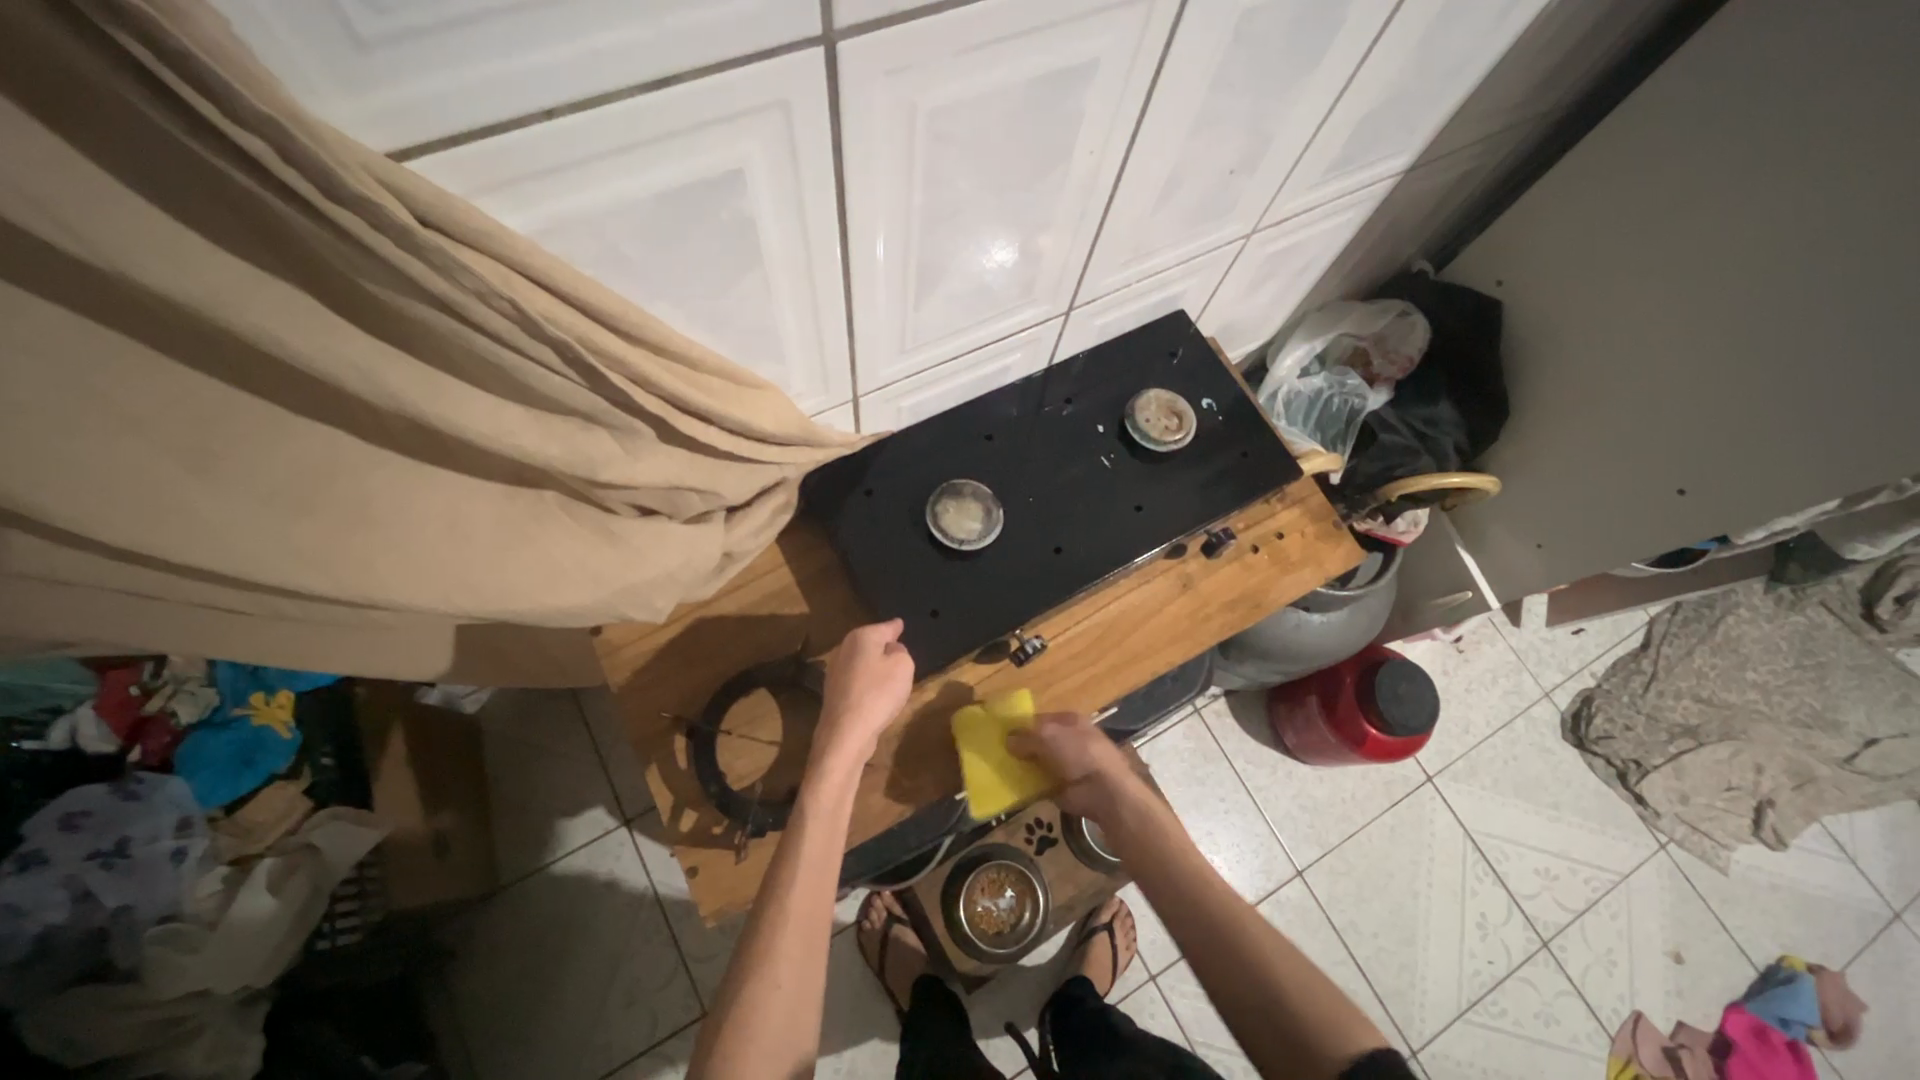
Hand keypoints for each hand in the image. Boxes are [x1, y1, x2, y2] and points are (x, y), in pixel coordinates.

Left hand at [812, 619, 914, 769]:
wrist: (846, 731)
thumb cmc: (879, 693)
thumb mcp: (903, 666)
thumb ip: (901, 651)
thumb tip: (892, 649)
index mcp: (862, 636)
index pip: (886, 627)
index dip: (896, 627)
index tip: (901, 624)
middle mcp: (845, 648)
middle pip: (870, 642)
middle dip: (883, 645)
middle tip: (899, 649)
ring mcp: (835, 670)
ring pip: (862, 661)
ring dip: (874, 665)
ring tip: (889, 673)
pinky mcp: (833, 691)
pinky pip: (856, 679)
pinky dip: (866, 682)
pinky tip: (875, 692)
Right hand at [1007, 712, 1148, 822]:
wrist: (1103, 791)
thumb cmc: (1078, 753)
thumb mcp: (1048, 736)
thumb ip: (1025, 737)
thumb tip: (1007, 740)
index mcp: (1069, 721)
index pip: (1039, 719)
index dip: (1021, 725)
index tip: (1000, 734)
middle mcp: (1069, 740)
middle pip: (1038, 741)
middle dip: (1020, 748)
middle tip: (996, 754)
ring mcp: (1067, 765)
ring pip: (1038, 762)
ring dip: (1023, 767)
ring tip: (999, 770)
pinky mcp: (1064, 787)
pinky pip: (1040, 784)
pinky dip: (1029, 786)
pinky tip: (1012, 787)